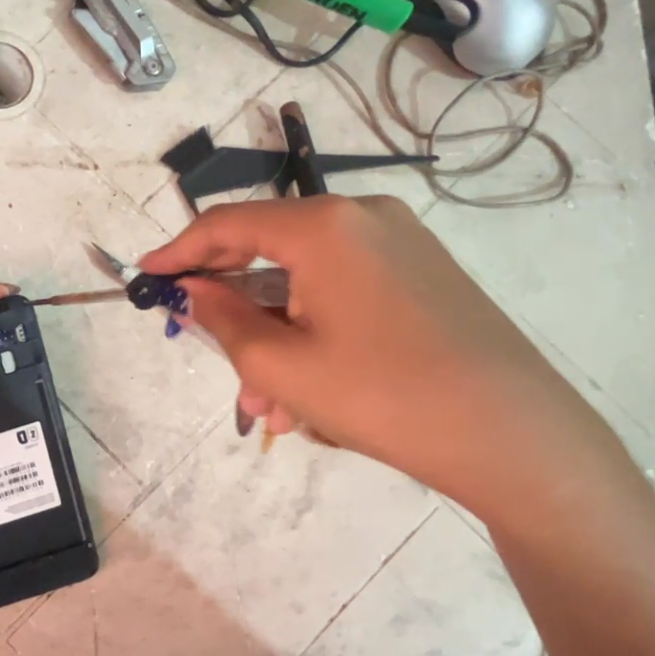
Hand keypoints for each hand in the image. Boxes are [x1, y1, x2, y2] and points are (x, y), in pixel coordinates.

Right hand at [138, 196, 621, 515]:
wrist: (511, 436)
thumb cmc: (379, 393)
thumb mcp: (276, 362)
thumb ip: (220, 316)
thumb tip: (193, 290)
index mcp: (323, 226)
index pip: (225, 224)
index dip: (176, 251)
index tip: (143, 278)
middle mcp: (363, 219)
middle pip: (264, 249)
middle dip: (228, 305)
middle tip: (199, 347)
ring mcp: (400, 246)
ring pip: (301, 281)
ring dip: (268, 334)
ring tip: (261, 404)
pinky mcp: (421, 276)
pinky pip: (338, 293)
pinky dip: (307, 331)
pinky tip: (301, 394)